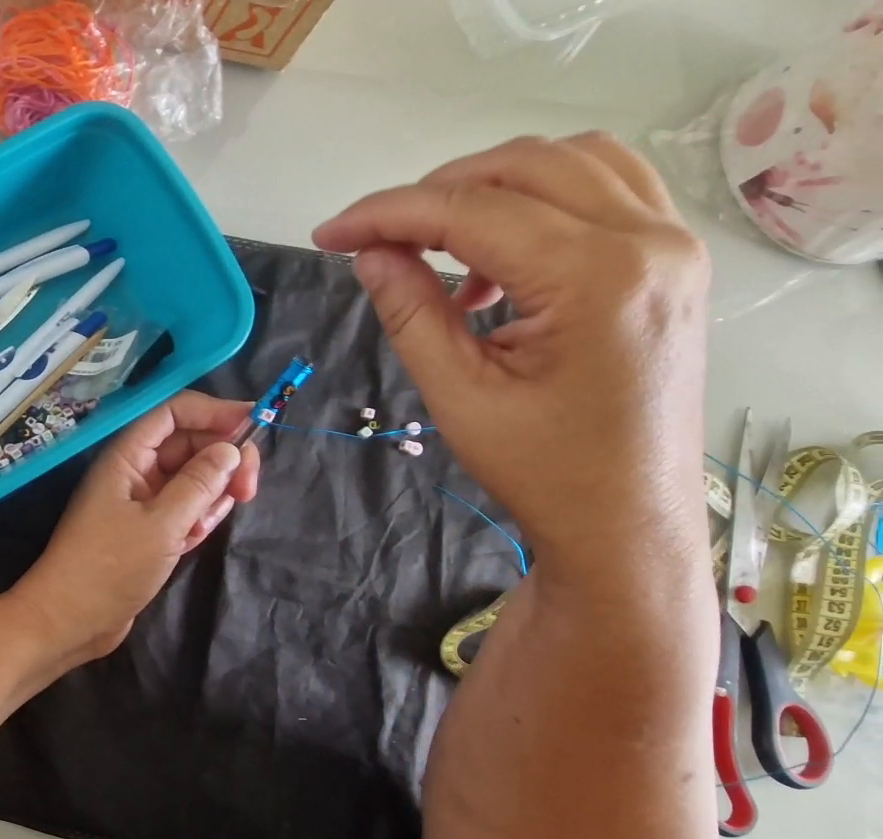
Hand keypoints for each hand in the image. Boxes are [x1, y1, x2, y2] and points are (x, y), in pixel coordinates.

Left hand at [10, 391, 260, 663]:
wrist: (69, 621)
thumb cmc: (110, 568)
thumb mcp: (163, 523)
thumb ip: (200, 482)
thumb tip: (231, 448)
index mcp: (126, 458)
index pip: (173, 413)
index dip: (215, 411)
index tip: (258, 423)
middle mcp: (133, 473)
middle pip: (189, 445)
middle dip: (222, 460)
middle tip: (248, 491)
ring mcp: (139, 503)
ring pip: (191, 481)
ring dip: (209, 498)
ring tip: (201, 529)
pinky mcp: (146, 532)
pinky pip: (183, 511)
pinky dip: (196, 521)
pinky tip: (192, 542)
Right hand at [312, 133, 711, 581]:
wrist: (625, 514)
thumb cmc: (539, 468)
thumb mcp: (458, 395)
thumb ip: (412, 313)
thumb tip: (370, 255)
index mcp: (596, 278)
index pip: (473, 211)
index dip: (388, 213)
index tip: (328, 234)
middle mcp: (649, 239)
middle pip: (526, 165)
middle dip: (435, 191)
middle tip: (374, 239)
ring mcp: (673, 243)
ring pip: (572, 161)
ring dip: (490, 187)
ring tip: (433, 241)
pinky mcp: (673, 258)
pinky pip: (606, 187)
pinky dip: (538, 200)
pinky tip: (496, 259)